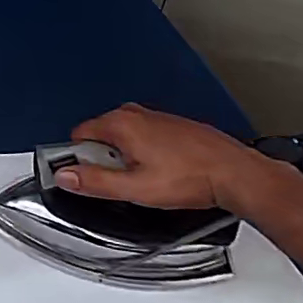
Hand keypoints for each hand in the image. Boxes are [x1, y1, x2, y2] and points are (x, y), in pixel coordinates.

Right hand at [52, 103, 295, 214]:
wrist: (236, 174)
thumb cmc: (193, 178)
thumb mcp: (136, 189)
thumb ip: (95, 182)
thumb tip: (65, 176)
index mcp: (120, 123)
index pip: (77, 136)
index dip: (81, 160)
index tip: (93, 176)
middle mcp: (134, 113)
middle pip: (99, 136)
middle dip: (106, 159)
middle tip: (128, 181)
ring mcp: (154, 117)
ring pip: (122, 137)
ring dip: (127, 157)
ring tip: (151, 178)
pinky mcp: (169, 124)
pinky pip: (142, 137)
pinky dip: (146, 153)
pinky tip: (165, 171)